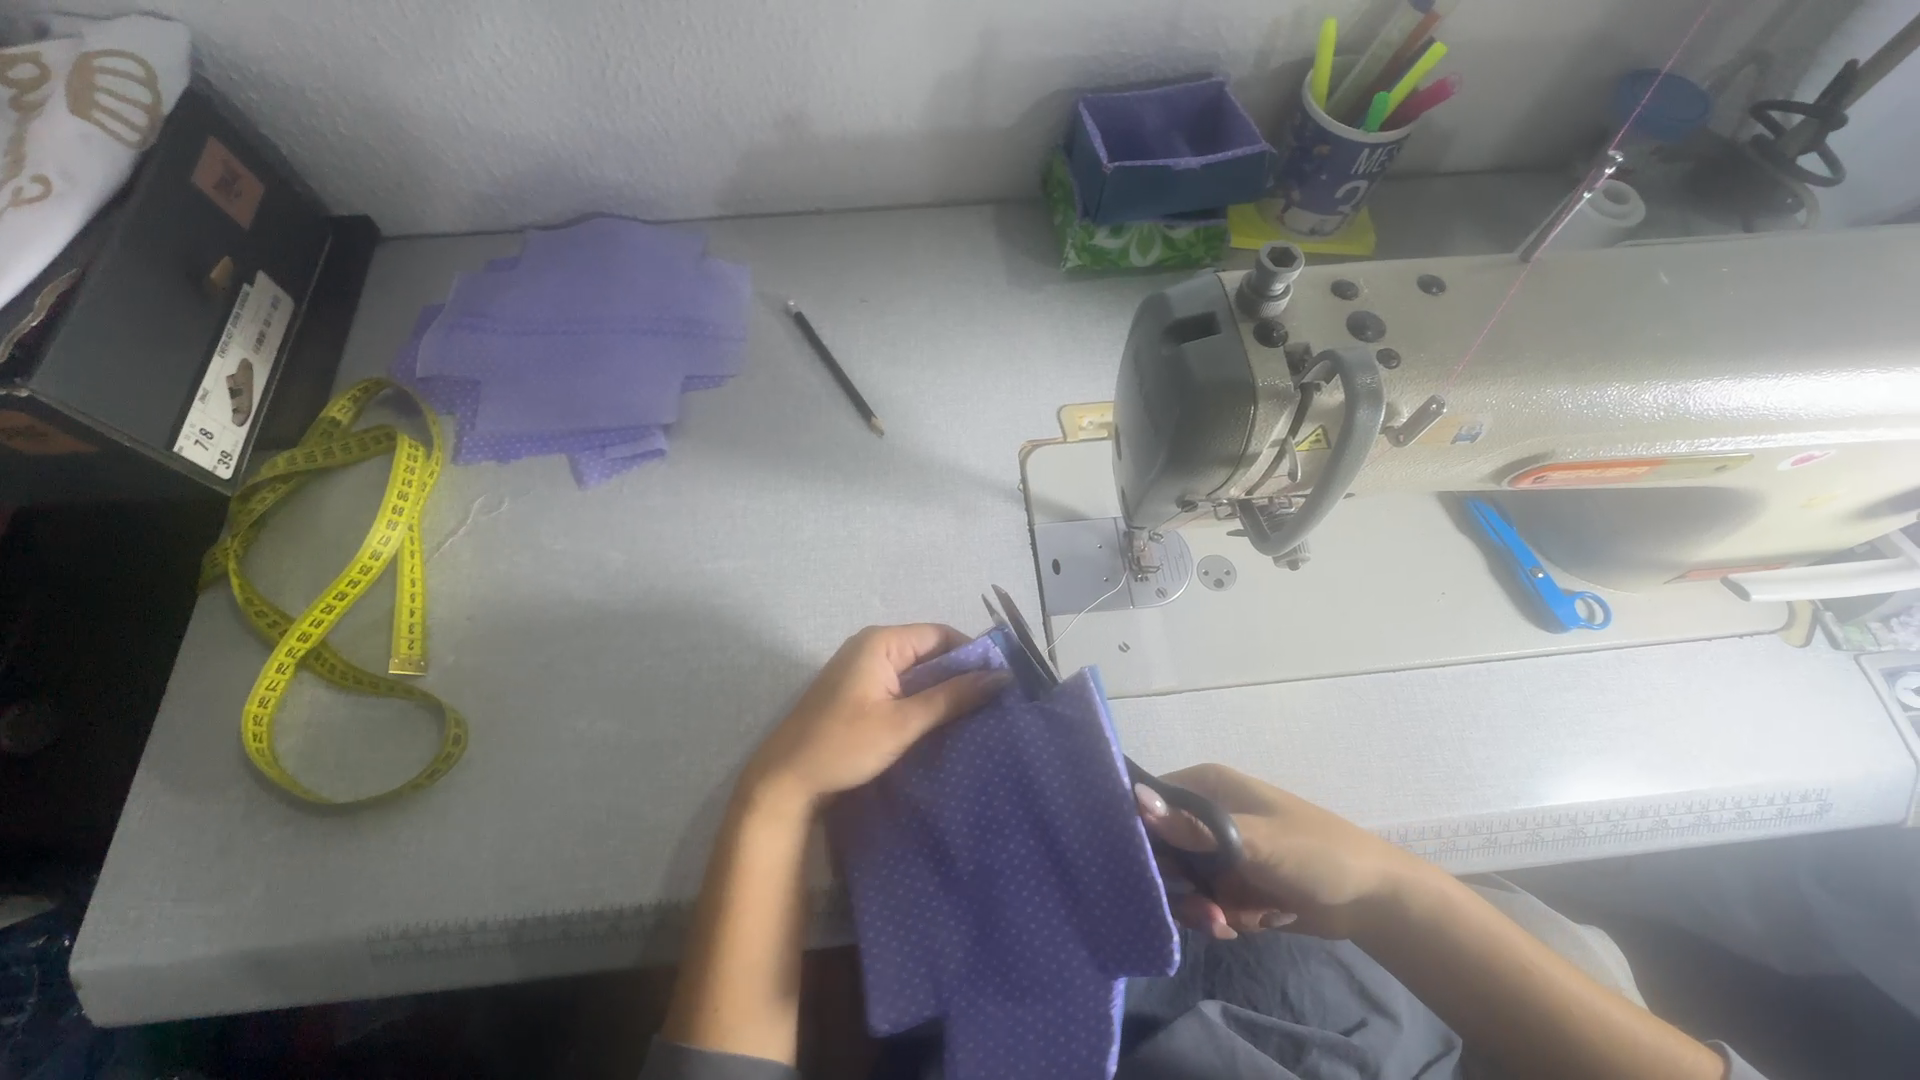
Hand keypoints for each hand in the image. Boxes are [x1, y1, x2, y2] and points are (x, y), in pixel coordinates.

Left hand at [742, 624, 1007, 811]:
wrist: (785, 781)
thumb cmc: (843, 746)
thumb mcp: (904, 723)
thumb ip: (952, 697)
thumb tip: (1000, 678)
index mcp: (881, 642)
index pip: (941, 635)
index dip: (973, 654)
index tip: (1003, 682)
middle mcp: (872, 647)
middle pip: (930, 652)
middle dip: (961, 674)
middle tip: (996, 703)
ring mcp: (863, 670)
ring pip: (917, 672)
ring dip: (943, 691)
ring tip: (978, 714)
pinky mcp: (860, 694)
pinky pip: (902, 687)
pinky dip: (923, 701)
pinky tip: (944, 723)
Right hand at [1137, 764, 1440, 940]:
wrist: (1373, 902)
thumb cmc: (1318, 854)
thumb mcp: (1255, 841)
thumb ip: (1195, 827)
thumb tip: (1136, 800)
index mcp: (1208, 786)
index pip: (1149, 800)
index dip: (1137, 832)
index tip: (1137, 867)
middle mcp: (1205, 814)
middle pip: (1159, 847)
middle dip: (1173, 883)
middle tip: (1198, 907)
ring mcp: (1218, 851)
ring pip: (1179, 881)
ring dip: (1196, 906)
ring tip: (1223, 922)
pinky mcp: (1230, 883)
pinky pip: (1202, 901)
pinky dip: (1215, 917)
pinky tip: (1239, 925)